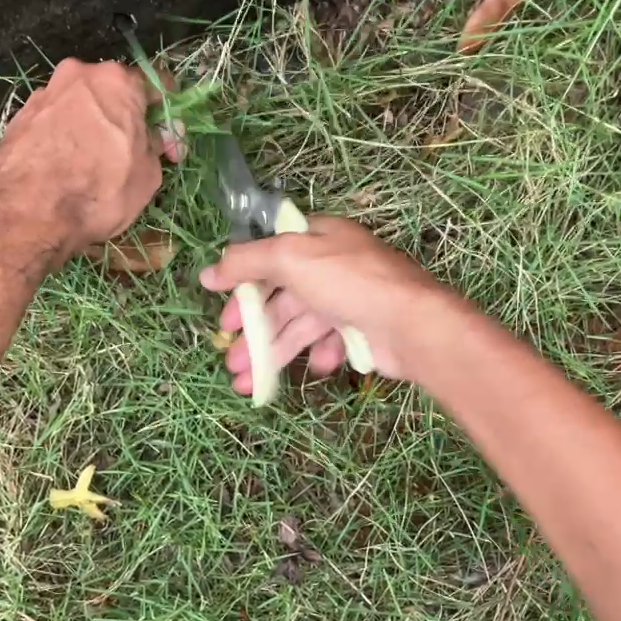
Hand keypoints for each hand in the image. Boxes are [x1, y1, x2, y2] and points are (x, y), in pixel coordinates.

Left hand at [0, 58, 173, 261]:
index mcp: (118, 81)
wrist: (27, 213)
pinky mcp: (21, 116)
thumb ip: (154, 148)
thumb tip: (149, 140)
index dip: (169, 117)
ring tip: (96, 168)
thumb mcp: (148, 177)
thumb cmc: (98, 193)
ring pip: (83, 107)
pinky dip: (68, 140)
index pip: (157, 85)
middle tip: (133, 157)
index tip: (169, 145)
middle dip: (128, 122)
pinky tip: (67, 170)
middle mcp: (80, 74)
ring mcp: (46, 93)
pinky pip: (57, 124)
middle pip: (115, 94)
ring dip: (96, 130)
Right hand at [199, 215, 460, 391]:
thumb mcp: (290, 258)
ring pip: (300, 326)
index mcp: (316, 237)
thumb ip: (246, 262)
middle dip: (253, 332)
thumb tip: (208, 273)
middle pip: (281, 298)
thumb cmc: (349, 282)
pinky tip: (317, 367)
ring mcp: (347, 298)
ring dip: (273, 353)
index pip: (269, 258)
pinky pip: (328, 341)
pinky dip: (318, 355)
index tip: (226, 317)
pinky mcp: (360, 329)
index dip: (242, 287)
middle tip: (231, 360)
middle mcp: (331, 265)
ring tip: (249, 382)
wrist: (411, 324)